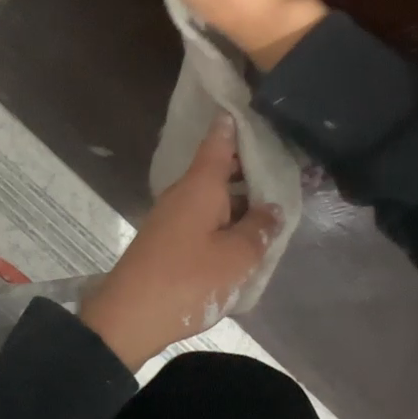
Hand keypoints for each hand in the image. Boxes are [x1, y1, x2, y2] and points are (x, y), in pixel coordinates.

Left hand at [78, 114, 284, 369]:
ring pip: (214, 195)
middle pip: (219, 169)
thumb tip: (272, 207)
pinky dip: (228, 219)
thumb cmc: (187, 279)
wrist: (131, 313)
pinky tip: (248, 235)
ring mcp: (175, 216)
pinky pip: (206, 217)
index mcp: (199, 185)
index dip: (234, 124)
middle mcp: (185, 192)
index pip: (218, 142)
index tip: (250, 105)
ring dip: (241, 197)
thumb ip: (259, 230)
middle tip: (286, 165)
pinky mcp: (170, 239)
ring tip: (277, 203)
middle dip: (249, 166)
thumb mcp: (236, 257)